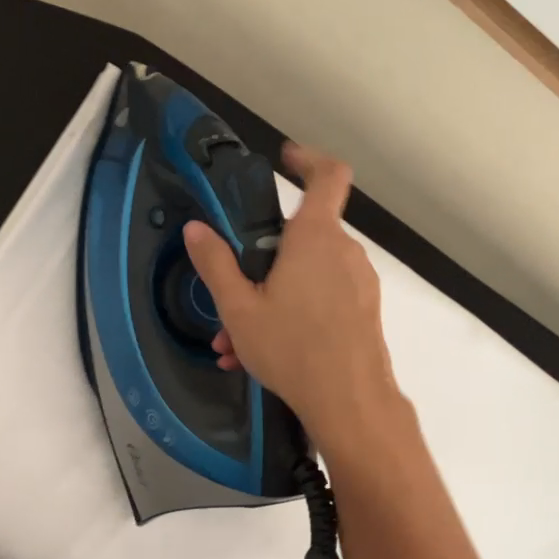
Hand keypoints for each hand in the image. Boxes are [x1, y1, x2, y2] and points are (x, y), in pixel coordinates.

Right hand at [183, 142, 402, 455]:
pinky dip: (289, 313)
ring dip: (268, 296)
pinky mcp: (361, 310)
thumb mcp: (238, 308)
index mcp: (314, 239)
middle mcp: (342, 252)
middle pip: (300, 237)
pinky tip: (258, 353)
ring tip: (234, 340)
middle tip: (227, 292)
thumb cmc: (291, 347)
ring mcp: (357, 282)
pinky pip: (320, 298)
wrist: (349, 401)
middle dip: (259, 260)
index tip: (284, 157)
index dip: (307, 159)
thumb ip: (215, 264)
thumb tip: (196, 229)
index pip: (327, 176)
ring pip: (306, 274)